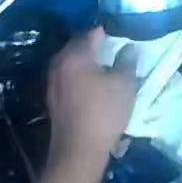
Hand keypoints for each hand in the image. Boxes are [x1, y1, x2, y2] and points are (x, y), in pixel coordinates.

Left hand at [46, 28, 135, 173]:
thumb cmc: (104, 112)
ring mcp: (53, 80)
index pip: (94, 32)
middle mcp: (60, 62)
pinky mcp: (53, 96)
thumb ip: (127, 61)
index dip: (110, 31)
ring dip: (89, 60)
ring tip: (109, 65)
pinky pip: (69, 76)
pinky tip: (96, 83)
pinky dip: (82, 74)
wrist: (78, 151)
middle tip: (118, 48)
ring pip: (73, 61)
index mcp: (76, 54)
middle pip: (80, 45)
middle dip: (98, 45)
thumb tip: (128, 48)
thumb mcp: (124, 84)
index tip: (125, 34)